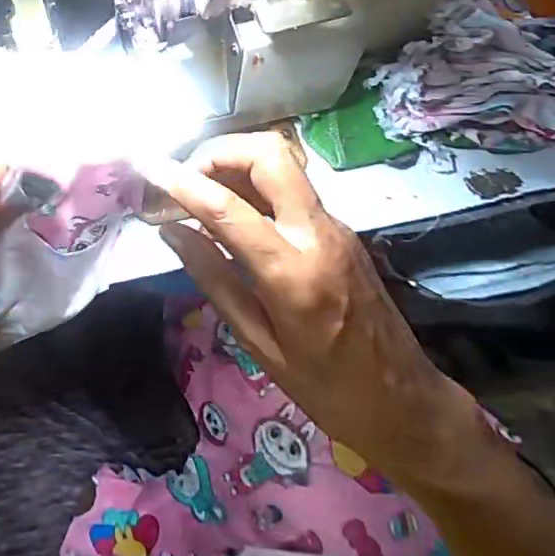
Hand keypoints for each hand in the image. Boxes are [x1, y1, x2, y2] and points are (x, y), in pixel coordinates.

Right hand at [140, 132, 486, 487]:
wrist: (407, 404)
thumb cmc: (326, 388)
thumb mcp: (257, 342)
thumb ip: (212, 277)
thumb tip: (171, 231)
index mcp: (293, 273)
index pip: (227, 207)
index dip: (180, 182)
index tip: (147, 168)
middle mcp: (318, 234)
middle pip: (268, 154)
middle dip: (217, 152)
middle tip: (183, 179)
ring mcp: (334, 226)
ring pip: (280, 163)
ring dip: (233, 163)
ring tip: (197, 193)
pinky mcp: (339, 228)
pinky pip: (289, 186)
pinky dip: (250, 183)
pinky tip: (227, 212)